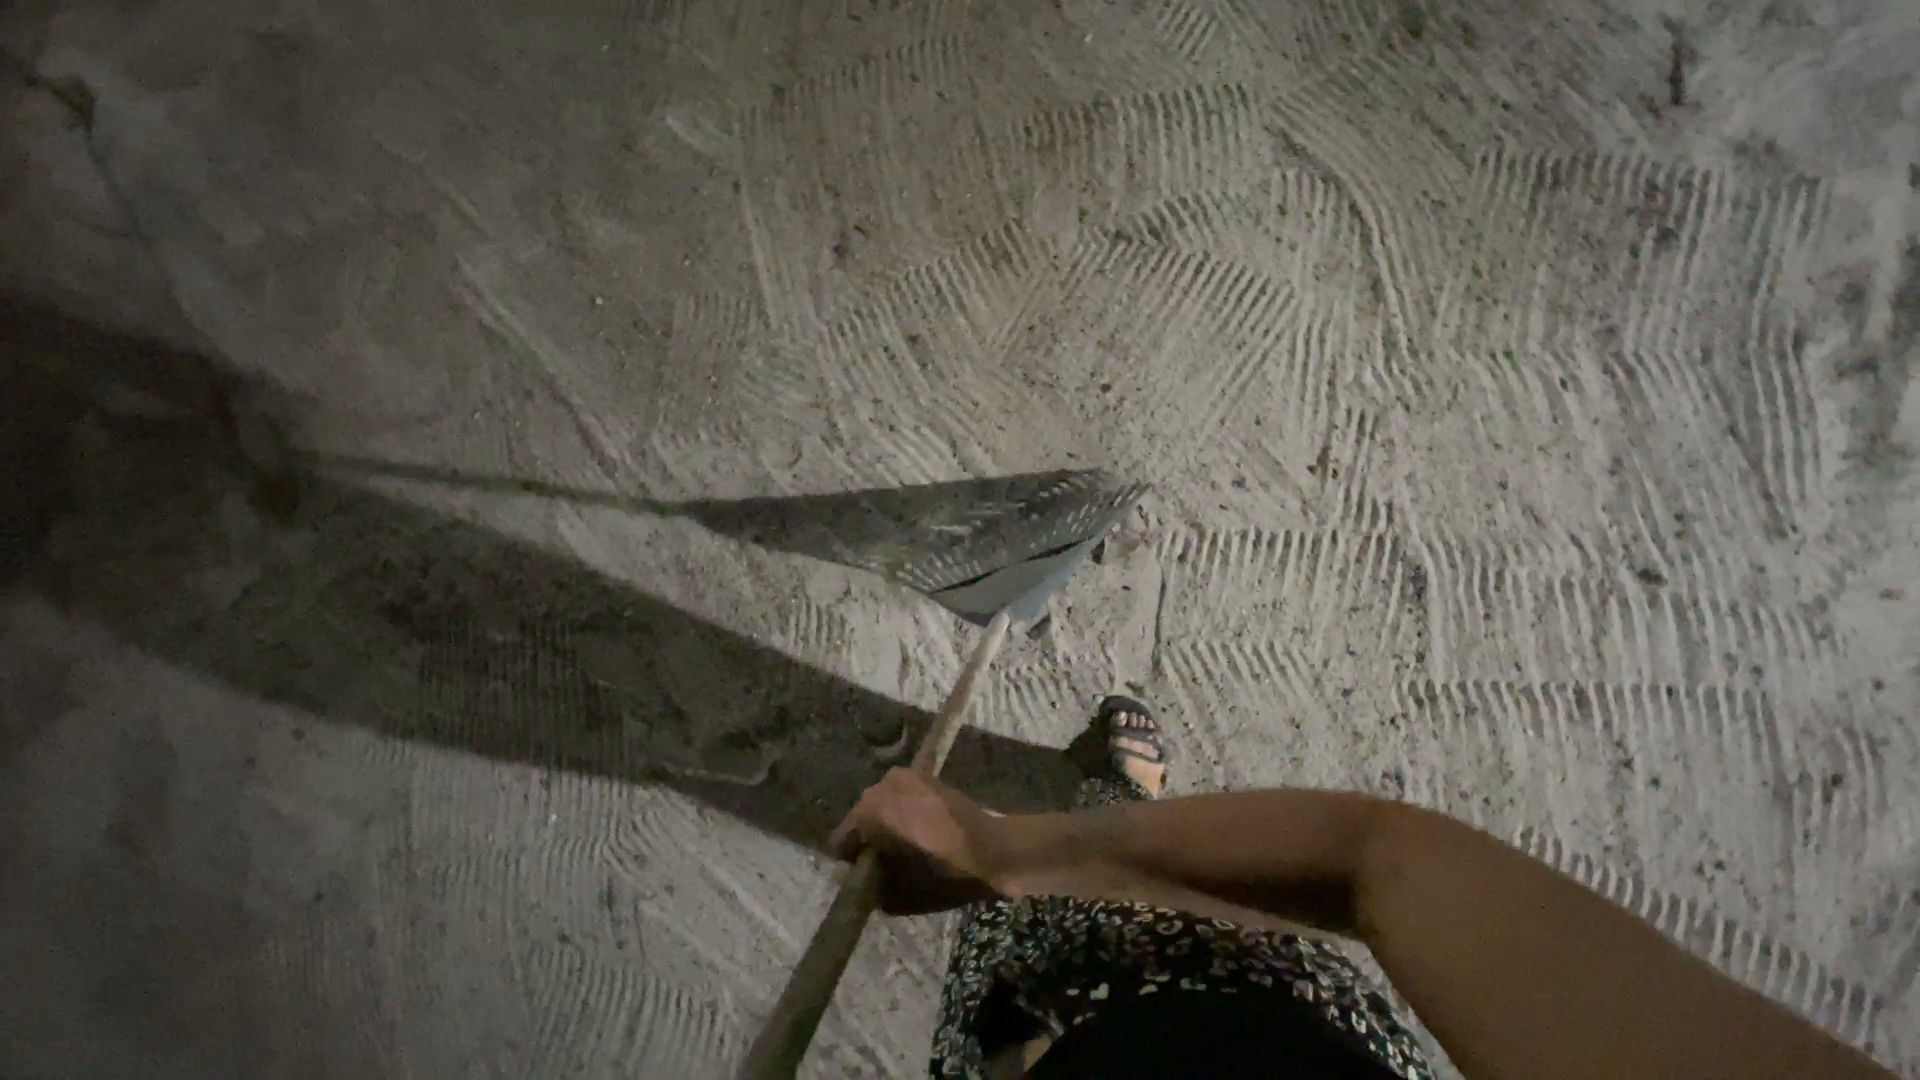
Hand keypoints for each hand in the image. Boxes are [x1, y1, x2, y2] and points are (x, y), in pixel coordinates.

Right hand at [829, 768, 1008, 914]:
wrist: (990, 849)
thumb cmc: (943, 873)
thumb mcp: (899, 894)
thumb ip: (870, 887)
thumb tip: (859, 880)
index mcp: (870, 810)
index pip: (842, 838)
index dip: (849, 861)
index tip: (863, 877)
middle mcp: (882, 784)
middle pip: (861, 817)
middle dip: (868, 838)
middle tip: (884, 863)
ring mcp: (904, 775)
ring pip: (881, 804)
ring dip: (886, 822)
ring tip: (904, 845)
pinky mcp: (924, 775)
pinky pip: (901, 796)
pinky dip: (903, 811)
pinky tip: (919, 830)